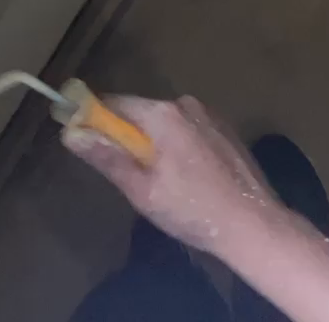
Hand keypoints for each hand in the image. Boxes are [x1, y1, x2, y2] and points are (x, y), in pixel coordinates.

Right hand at [61, 95, 287, 254]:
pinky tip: (191, 176)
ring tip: (165, 181)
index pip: (114, 103)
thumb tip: (71, 133)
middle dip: (130, 137)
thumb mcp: (143, 191)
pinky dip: (180, 145)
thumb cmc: (194, 210)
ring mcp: (207, 113)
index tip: (87, 140)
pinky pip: (188, 128)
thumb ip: (108, 158)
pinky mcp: (224, 127)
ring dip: (156, 142)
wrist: (256, 226)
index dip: (96, 119)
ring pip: (165, 121)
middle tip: (131, 174)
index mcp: (161, 113)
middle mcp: (183, 103)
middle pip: (140, 112)